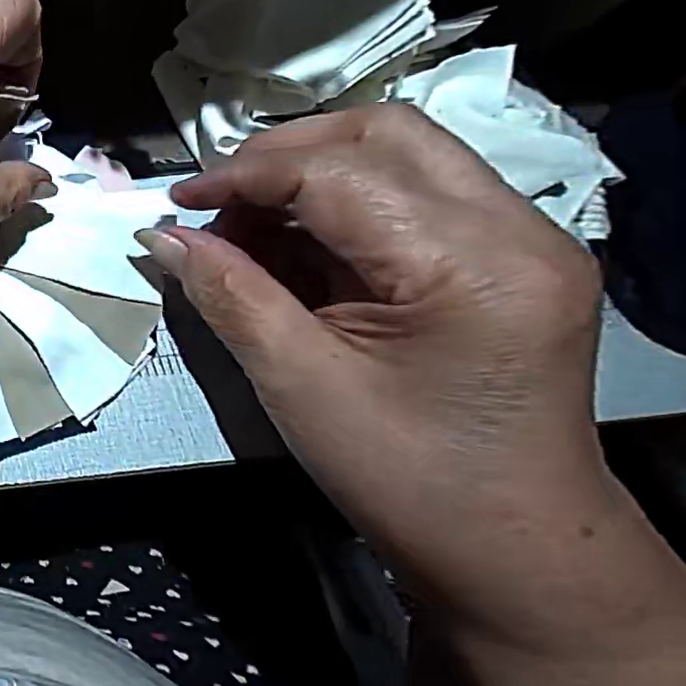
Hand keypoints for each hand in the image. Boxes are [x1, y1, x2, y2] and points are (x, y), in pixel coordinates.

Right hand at [139, 104, 619, 645]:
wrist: (518, 554)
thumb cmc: (409, 481)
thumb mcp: (299, 384)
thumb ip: (228, 294)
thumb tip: (164, 236)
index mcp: (471, 265)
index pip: (335, 173)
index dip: (244, 176)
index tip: (179, 202)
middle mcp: (516, 227)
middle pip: (380, 132)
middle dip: (282, 154)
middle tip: (221, 202)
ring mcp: (522, 235)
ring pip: (397, 150)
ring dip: (308, 173)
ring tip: (249, 225)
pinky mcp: (507, 252)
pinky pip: (409, 191)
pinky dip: (338, 202)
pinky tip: (294, 243)